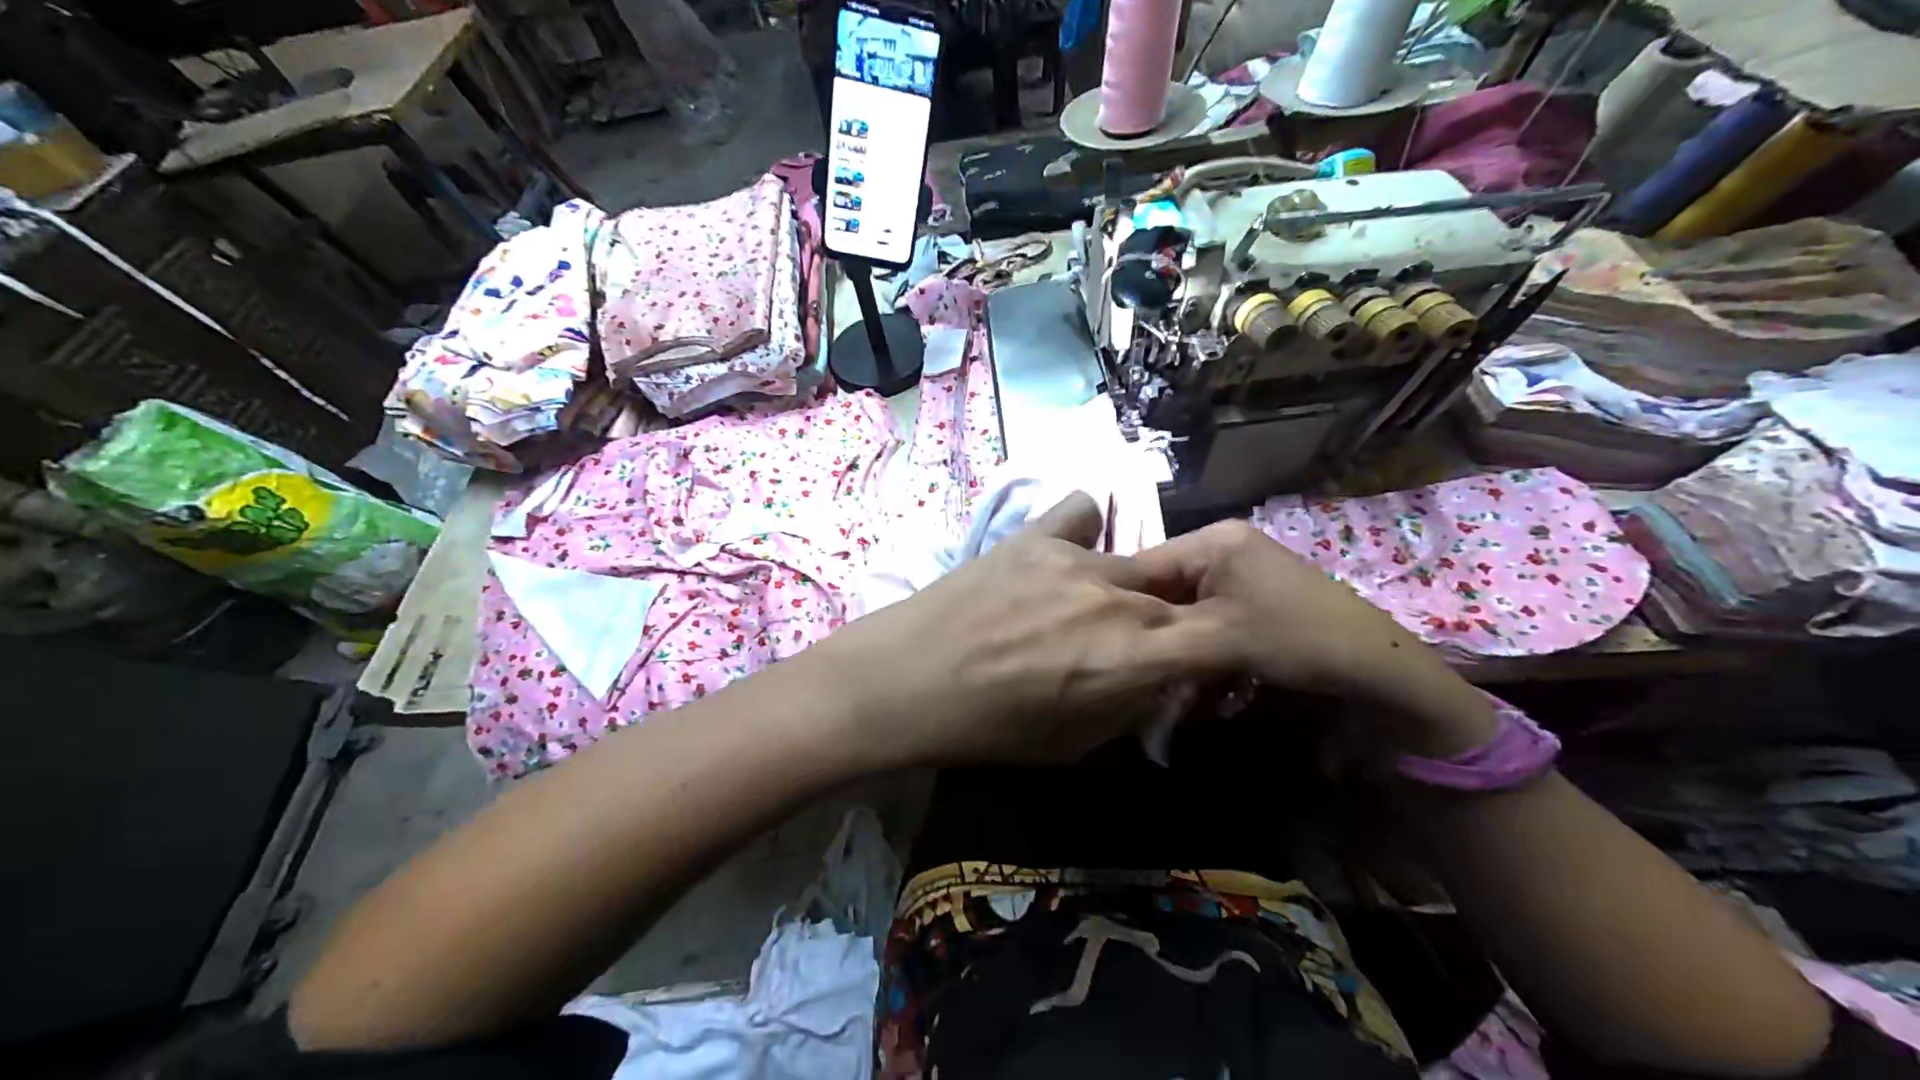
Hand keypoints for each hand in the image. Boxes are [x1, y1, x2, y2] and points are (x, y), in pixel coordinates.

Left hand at [803, 493, 1241, 766]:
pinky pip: (1082, 513)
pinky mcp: (1036, 533)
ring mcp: (1077, 556)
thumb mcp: (1075, 745)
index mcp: (1134, 658)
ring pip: (1135, 560)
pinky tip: (1062, 552)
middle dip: (1172, 620)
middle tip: (1139, 640)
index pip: (1224, 636)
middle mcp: (1118, 597)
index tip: (1209, 657)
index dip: (1228, 644)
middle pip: (1180, 596)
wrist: (906, 680)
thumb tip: (1164, 682)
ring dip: (1127, 585)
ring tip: (1084, 604)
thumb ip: (1133, 708)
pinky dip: (1084, 530)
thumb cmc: (989, 729)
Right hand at [1132, 520, 1496, 756]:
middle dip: (1149, 630)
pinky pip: (1203, 619)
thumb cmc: (1298, 643)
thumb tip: (1100, 641)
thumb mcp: (1217, 639)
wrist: (1381, 674)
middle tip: (1138, 669)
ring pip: (1179, 608)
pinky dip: (1194, 647)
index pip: (1140, 565)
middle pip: (1160, 588)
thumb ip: (1154, 636)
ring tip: (1167, 680)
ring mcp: (1240, 573)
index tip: (1102, 646)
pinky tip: (1196, 678)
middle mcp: (1223, 546)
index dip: (1117, 605)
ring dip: (1171, 644)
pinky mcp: (1252, 599)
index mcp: (1214, 539)